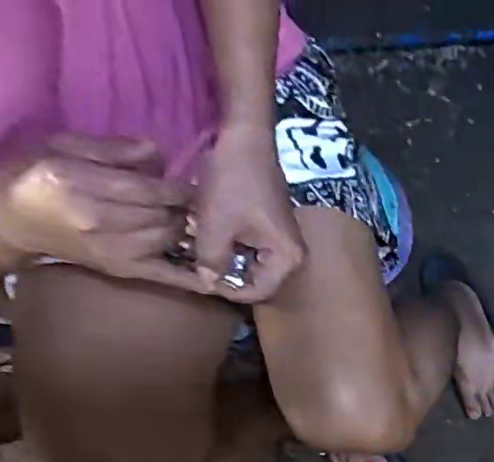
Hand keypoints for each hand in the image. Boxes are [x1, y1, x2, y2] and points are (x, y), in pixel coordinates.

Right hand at [0, 134, 210, 291]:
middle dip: (182, 209)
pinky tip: (215, 278)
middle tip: (195, 203)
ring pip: (169, 240)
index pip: (147, 189)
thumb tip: (158, 152)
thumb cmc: (30, 174)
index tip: (193, 183)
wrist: (3, 220)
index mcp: (80, 184)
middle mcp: (98, 221)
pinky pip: (167, 277)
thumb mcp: (61, 146)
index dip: (177, 187)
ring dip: (185, 231)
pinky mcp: (122, 271)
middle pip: (163, 216)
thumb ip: (112, 150)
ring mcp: (112, 251)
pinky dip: (193, 278)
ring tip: (191, 220)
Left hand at [193, 125, 306, 302]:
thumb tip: (207, 283)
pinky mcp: (275, 229)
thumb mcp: (215, 224)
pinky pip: (254, 250)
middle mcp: (293, 256)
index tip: (202, 279)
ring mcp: (286, 242)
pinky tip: (213, 237)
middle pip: (258, 280)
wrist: (245, 138)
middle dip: (229, 276)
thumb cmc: (234, 181)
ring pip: (253, 265)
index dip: (228, 290)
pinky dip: (234, 248)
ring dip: (228, 262)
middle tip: (199, 268)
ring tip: (202, 252)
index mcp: (287, 260)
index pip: (258, 292)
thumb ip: (211, 260)